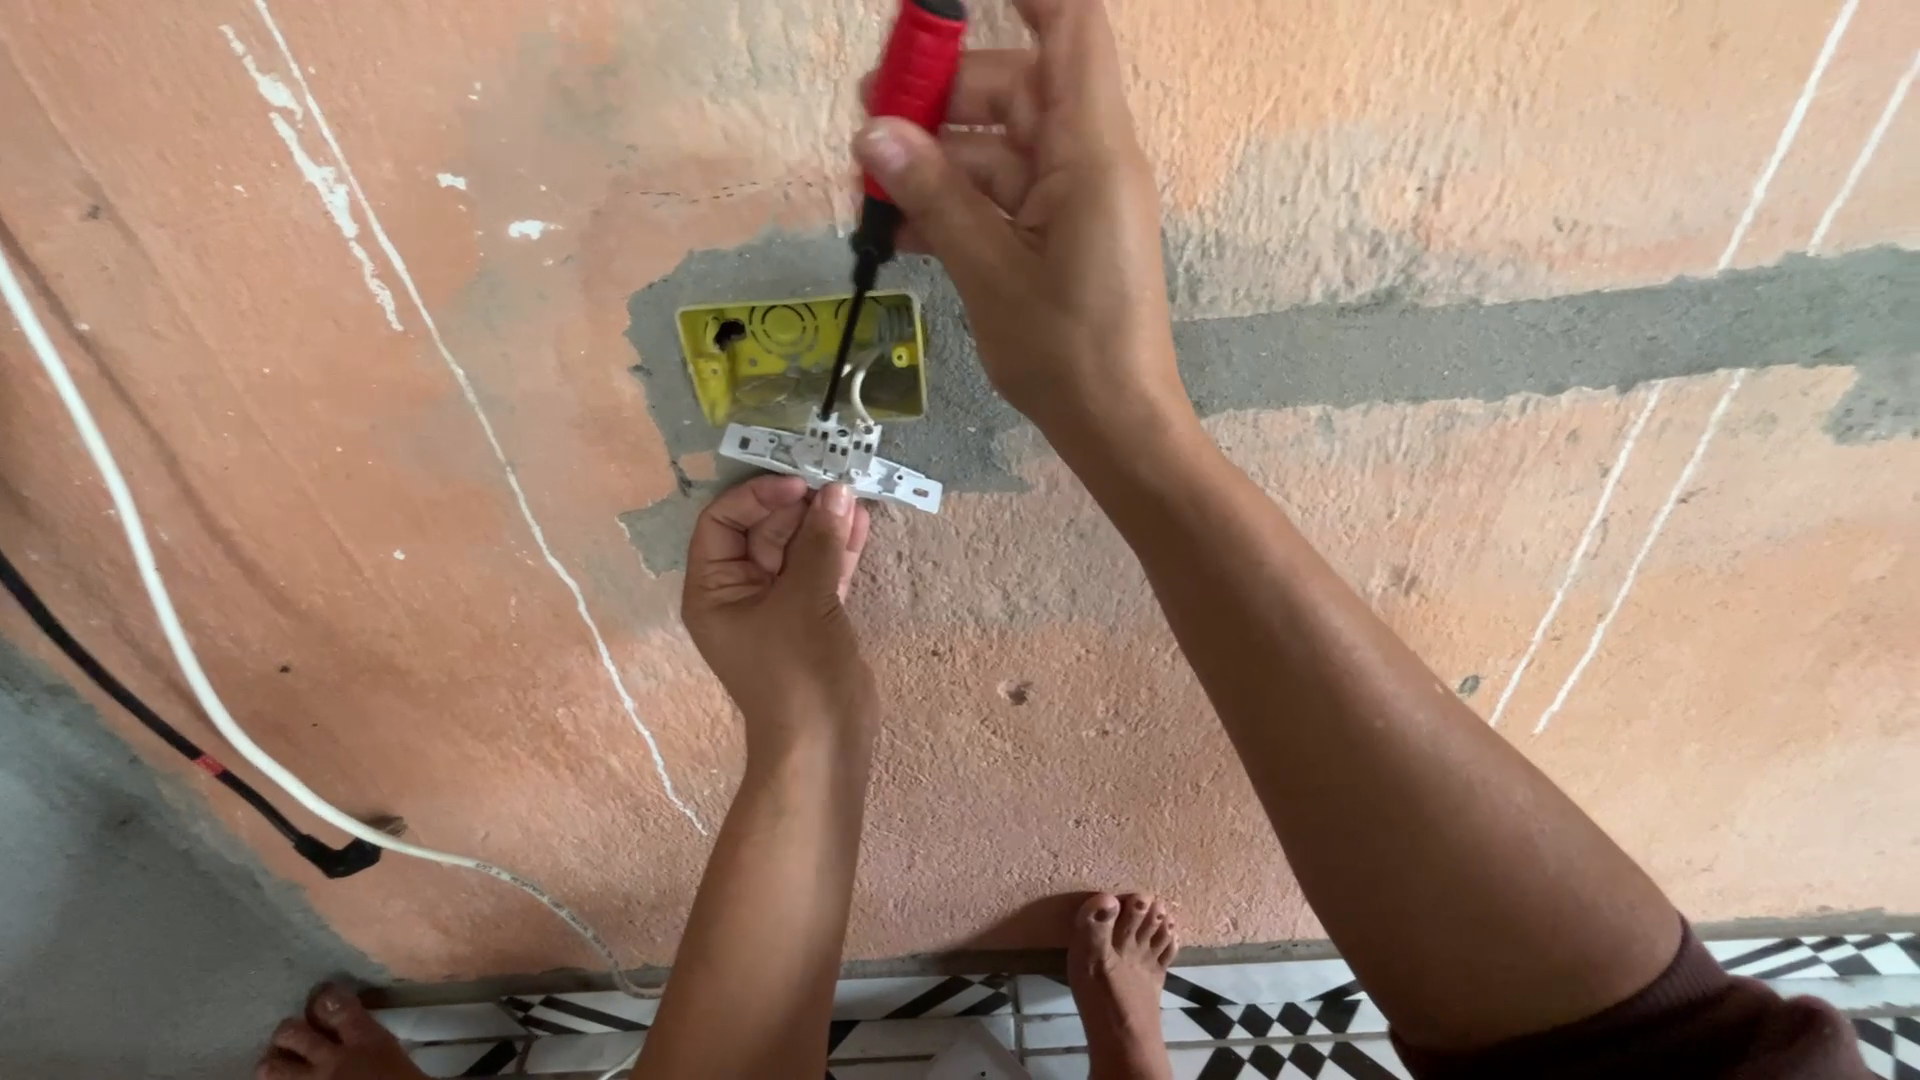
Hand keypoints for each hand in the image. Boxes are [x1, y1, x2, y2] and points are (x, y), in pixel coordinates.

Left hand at [682, 476, 876, 755]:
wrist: (825, 742)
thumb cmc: (796, 672)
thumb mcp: (805, 600)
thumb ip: (821, 542)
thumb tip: (839, 491)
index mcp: (714, 588)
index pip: (723, 522)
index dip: (757, 497)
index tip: (800, 484)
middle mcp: (741, 590)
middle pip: (765, 530)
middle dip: (800, 506)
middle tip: (837, 480)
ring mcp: (780, 603)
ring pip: (799, 548)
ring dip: (824, 522)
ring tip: (856, 493)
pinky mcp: (812, 614)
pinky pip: (822, 570)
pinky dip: (841, 548)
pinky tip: (862, 522)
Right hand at [853, 0, 1186, 438]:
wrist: (1115, 425)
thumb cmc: (1065, 350)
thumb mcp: (990, 272)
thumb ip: (934, 198)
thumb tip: (873, 135)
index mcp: (1090, 150)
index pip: (1069, 25)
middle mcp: (1088, 161)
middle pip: (1014, 89)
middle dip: (940, 96)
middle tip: (869, 120)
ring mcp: (1074, 203)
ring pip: (999, 151)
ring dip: (936, 164)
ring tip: (871, 188)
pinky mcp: (1060, 240)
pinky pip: (1004, 201)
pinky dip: (958, 206)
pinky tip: (904, 230)